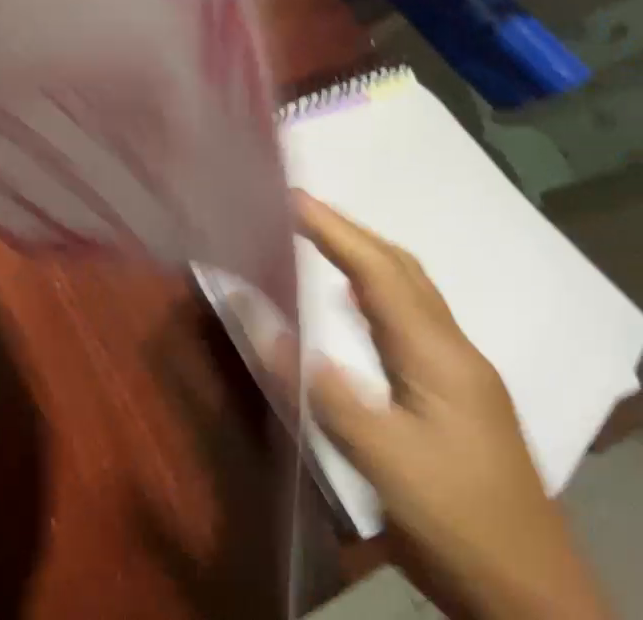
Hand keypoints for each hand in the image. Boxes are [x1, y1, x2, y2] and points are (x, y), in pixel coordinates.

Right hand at [295, 193, 610, 619]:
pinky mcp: (449, 398)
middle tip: (292, 208)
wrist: (522, 588)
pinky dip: (367, 295)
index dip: (333, 230)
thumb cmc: (447, 510)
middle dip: (350, 233)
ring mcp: (458, 377)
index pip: (381, 273)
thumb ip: (310, 377)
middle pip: (405, 274)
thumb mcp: (372, 446)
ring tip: (308, 240)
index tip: (286, 196)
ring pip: (408, 297)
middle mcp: (455, 355)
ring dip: (360, 259)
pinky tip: (341, 306)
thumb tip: (253, 312)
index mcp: (439, 357)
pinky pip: (404, 324)